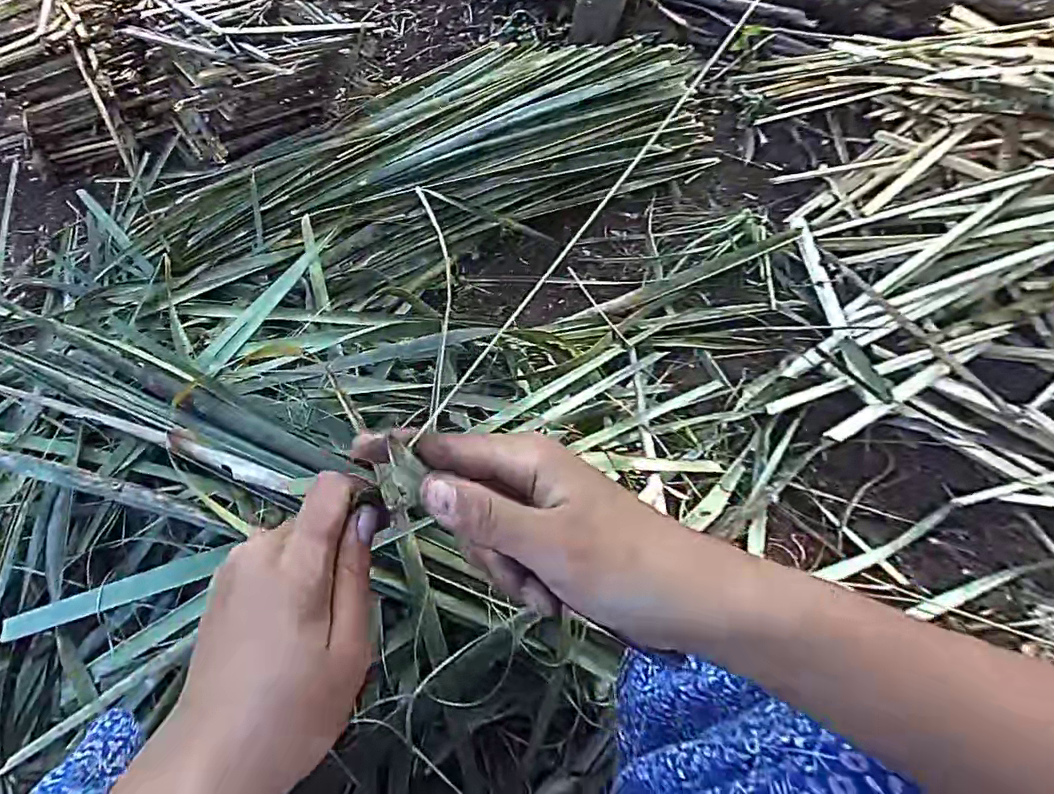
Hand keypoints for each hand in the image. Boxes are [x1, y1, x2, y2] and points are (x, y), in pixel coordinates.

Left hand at [119, 472, 377, 793]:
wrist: (212, 756)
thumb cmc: (292, 711)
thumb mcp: (347, 651)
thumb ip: (357, 575)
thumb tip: (365, 516)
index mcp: (293, 561)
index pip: (327, 488)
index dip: (356, 492)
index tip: (374, 522)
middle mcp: (258, 547)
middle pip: (311, 519)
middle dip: (334, 547)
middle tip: (341, 610)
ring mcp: (234, 563)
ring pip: (289, 540)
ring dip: (309, 565)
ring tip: (308, 629)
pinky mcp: (220, 582)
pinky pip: (266, 559)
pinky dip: (283, 578)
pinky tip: (280, 631)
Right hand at [355, 431, 769, 653]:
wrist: (697, 606)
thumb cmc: (626, 565)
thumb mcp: (548, 544)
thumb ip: (483, 515)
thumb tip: (425, 484)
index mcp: (524, 457)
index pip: (447, 447)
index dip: (401, 449)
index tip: (356, 451)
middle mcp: (525, 474)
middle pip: (462, 501)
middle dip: (481, 545)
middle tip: (519, 573)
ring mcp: (537, 507)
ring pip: (484, 536)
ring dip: (507, 571)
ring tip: (548, 593)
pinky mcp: (547, 537)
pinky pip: (509, 556)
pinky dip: (524, 582)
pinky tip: (556, 600)